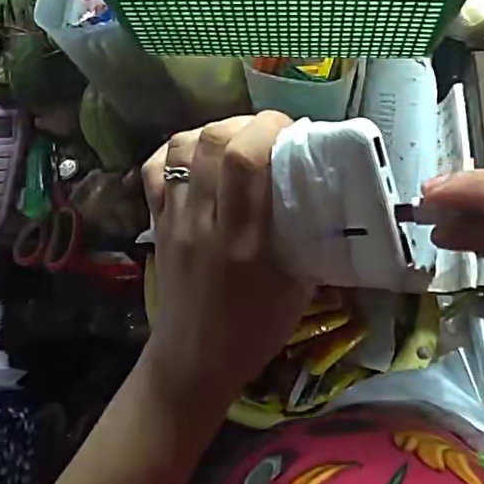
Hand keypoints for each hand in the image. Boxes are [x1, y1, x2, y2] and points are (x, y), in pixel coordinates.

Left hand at [142, 112, 313, 401]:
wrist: (193, 362)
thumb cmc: (253, 331)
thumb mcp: (298, 290)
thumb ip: (310, 241)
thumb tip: (328, 199)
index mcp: (243, 241)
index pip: (244, 160)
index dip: (267, 127)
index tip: (292, 128)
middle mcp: (202, 222)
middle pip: (210, 142)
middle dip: (244, 122)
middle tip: (268, 133)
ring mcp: (173, 220)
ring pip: (180, 148)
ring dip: (211, 131)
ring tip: (235, 141)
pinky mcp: (156, 223)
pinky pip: (155, 170)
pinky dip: (176, 150)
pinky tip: (198, 154)